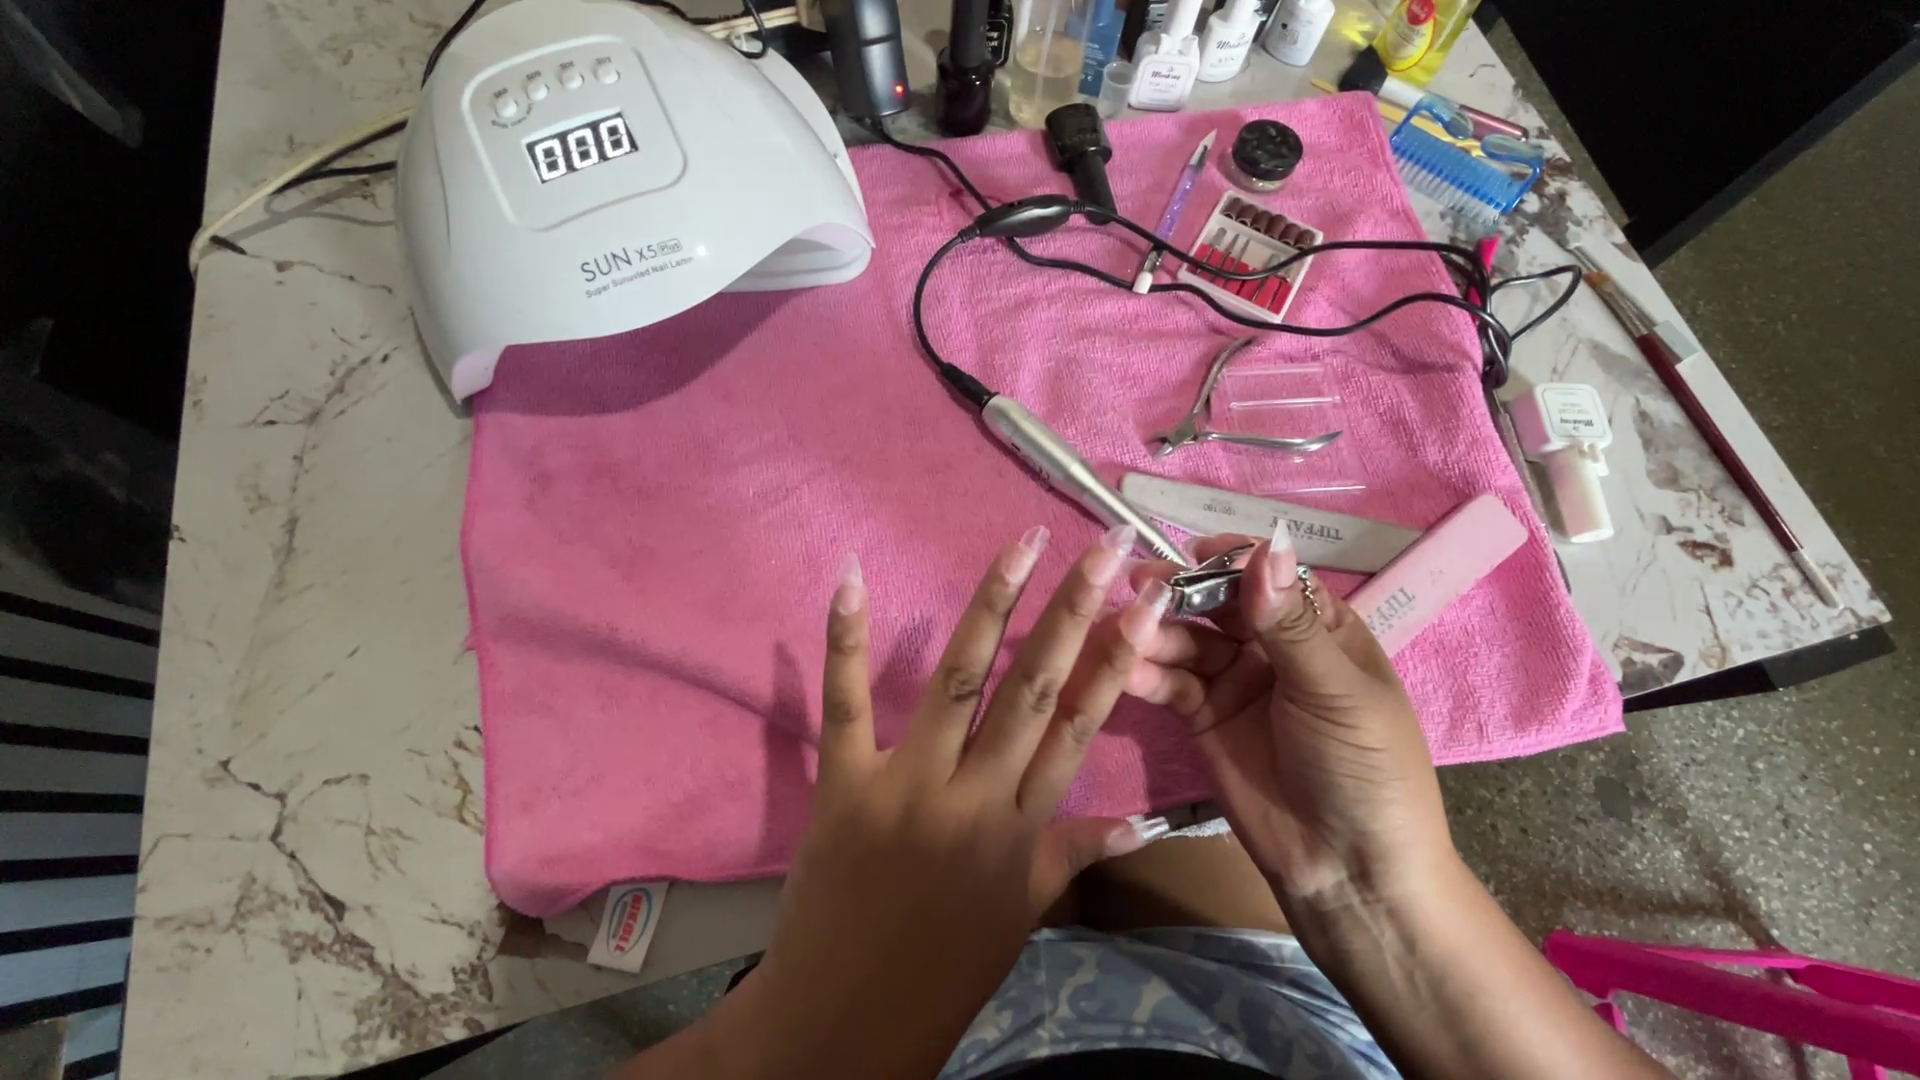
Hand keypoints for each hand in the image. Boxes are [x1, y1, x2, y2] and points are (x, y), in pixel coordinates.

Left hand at [725, 525, 1171, 1078]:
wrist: (848, 1022)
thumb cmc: (944, 968)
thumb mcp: (1023, 915)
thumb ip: (1074, 855)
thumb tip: (1142, 824)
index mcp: (1023, 826)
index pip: (1081, 725)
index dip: (1118, 658)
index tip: (1146, 600)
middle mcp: (977, 795)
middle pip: (1035, 687)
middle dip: (1073, 610)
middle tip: (1101, 545)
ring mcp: (909, 785)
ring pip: (961, 679)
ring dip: (993, 604)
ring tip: (1021, 545)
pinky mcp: (843, 785)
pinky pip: (845, 703)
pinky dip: (844, 640)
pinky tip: (851, 577)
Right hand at [1120, 533, 1453, 913]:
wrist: (1348, 869)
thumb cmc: (1365, 770)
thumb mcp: (1335, 692)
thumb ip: (1291, 624)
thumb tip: (1269, 543)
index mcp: (1320, 629)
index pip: (1270, 578)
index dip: (1232, 561)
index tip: (1191, 551)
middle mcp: (1272, 647)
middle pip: (1219, 605)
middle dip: (1181, 593)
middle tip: (1138, 584)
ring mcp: (1234, 683)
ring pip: (1188, 642)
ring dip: (1157, 633)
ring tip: (1126, 631)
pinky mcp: (1203, 718)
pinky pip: (1171, 684)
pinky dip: (1149, 675)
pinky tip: (1131, 673)